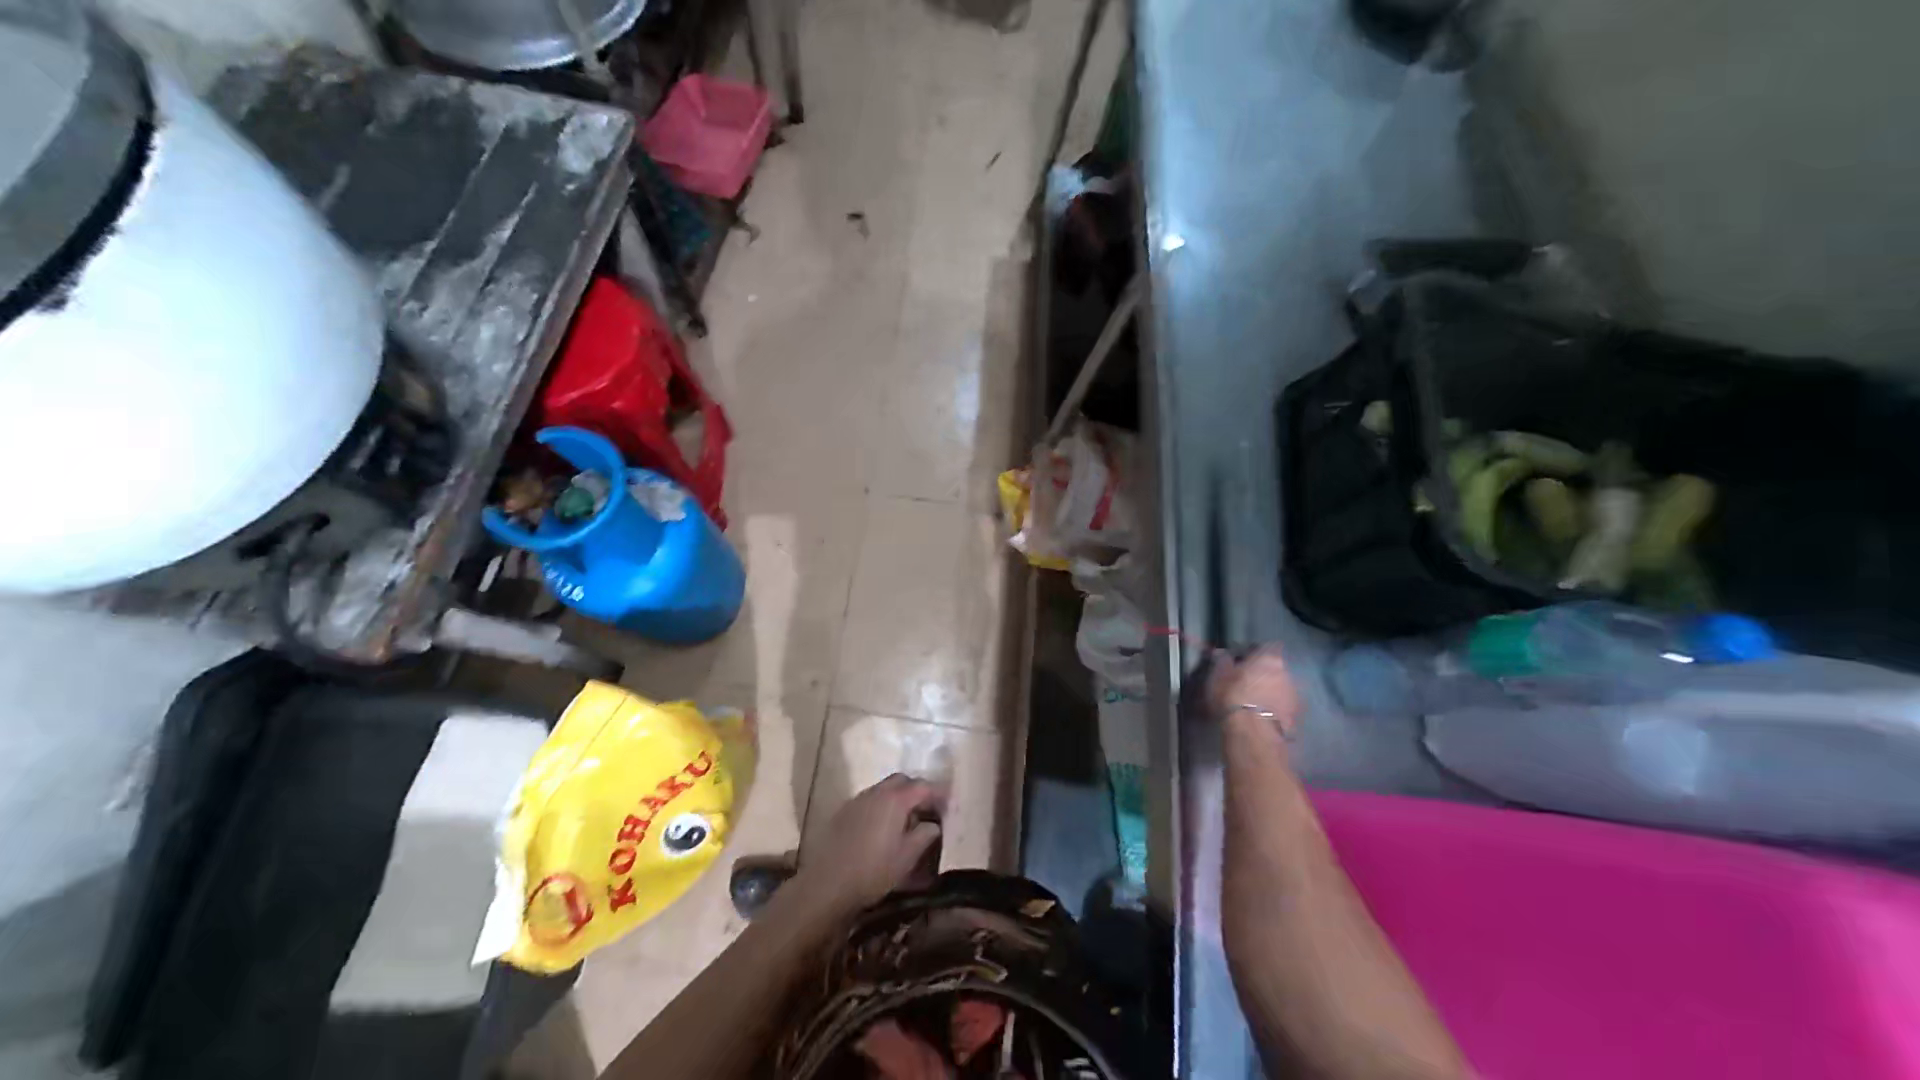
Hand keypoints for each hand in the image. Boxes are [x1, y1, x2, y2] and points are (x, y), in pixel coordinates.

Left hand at [790, 774, 943, 917]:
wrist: (827, 884)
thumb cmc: (873, 871)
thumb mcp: (907, 857)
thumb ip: (925, 835)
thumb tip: (933, 824)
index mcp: (895, 800)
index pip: (923, 786)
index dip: (938, 793)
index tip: (948, 806)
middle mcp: (876, 792)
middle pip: (902, 780)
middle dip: (916, 790)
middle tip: (927, 810)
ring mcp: (857, 800)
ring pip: (883, 789)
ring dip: (897, 798)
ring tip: (906, 820)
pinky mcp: (843, 812)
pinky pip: (869, 800)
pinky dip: (881, 806)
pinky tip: (882, 828)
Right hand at [1209, 648, 1301, 741]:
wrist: (1253, 734)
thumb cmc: (1233, 696)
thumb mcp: (1218, 676)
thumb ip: (1222, 661)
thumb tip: (1222, 653)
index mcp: (1270, 658)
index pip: (1268, 646)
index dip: (1256, 652)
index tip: (1243, 659)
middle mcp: (1288, 673)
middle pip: (1276, 668)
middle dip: (1263, 674)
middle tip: (1246, 683)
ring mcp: (1295, 696)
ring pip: (1281, 688)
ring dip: (1270, 693)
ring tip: (1253, 704)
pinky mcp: (1297, 717)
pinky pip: (1283, 707)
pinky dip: (1274, 710)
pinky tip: (1260, 718)